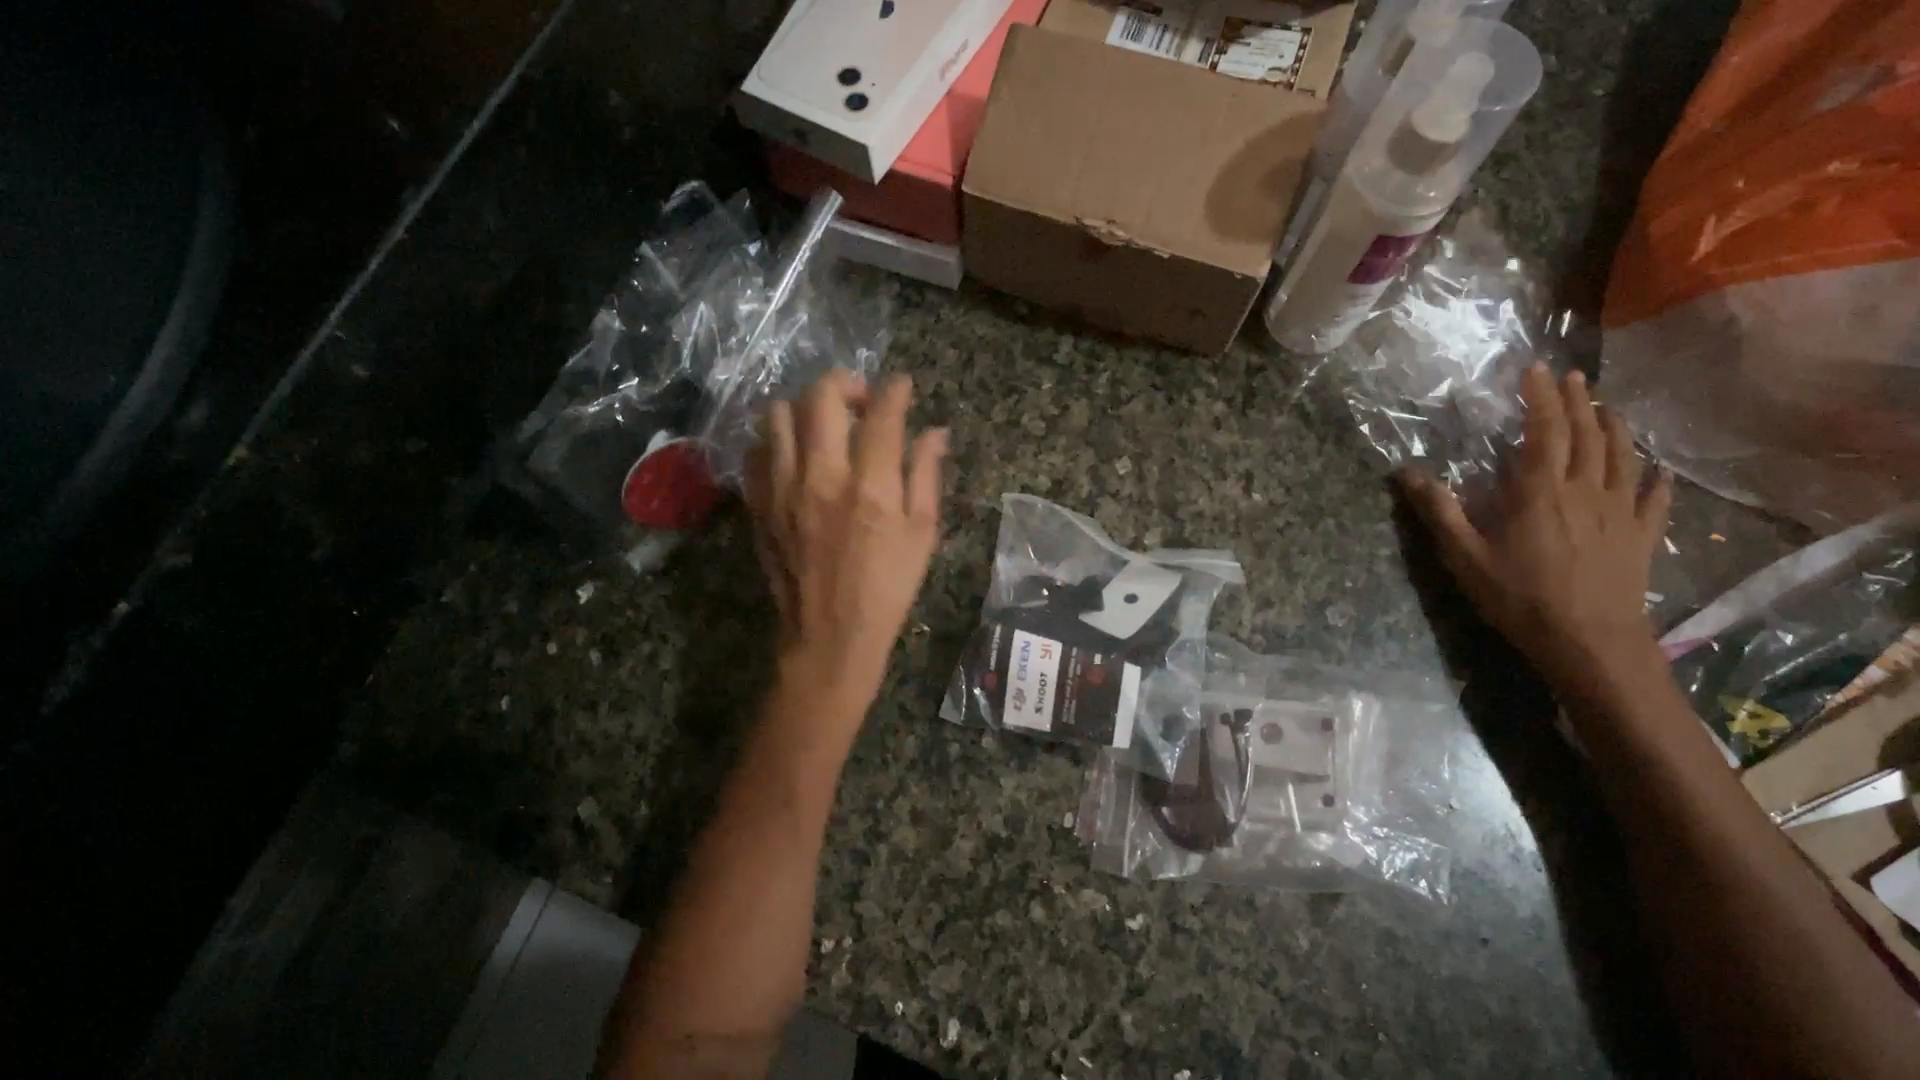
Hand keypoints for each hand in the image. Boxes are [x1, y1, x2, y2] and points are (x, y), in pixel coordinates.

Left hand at [746, 371, 947, 722]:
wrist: (829, 637)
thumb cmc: (887, 589)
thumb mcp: (922, 535)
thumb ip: (926, 475)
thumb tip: (935, 433)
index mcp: (871, 486)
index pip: (882, 413)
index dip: (895, 389)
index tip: (902, 385)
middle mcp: (821, 476)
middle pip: (822, 397)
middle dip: (846, 384)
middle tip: (861, 401)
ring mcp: (781, 488)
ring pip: (779, 413)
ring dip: (806, 408)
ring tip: (823, 425)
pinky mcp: (758, 504)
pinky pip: (756, 450)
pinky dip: (776, 440)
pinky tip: (795, 456)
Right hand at [1398, 363, 1672, 690]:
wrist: (1591, 643)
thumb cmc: (1522, 598)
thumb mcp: (1466, 558)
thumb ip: (1440, 512)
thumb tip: (1406, 473)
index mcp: (1541, 491)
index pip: (1545, 430)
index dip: (1540, 397)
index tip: (1535, 369)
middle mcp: (1586, 489)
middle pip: (1587, 434)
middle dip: (1577, 401)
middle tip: (1570, 377)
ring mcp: (1621, 511)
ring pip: (1623, 456)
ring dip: (1615, 426)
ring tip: (1608, 407)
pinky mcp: (1642, 536)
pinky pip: (1654, 498)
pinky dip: (1655, 478)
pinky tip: (1657, 470)